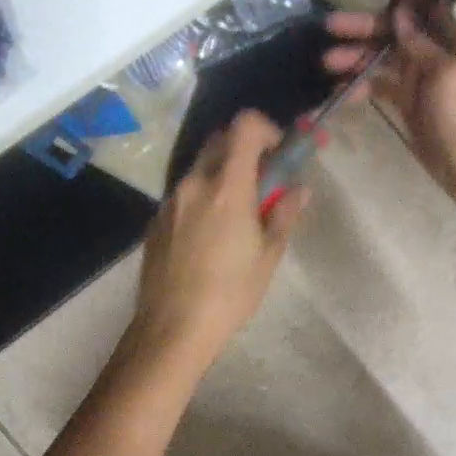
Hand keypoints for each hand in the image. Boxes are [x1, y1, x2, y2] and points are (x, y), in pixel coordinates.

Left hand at [130, 111, 307, 359]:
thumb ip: (284, 214)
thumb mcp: (269, 255)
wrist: (172, 328)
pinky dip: (203, 198)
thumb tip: (299, 190)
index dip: (267, 130)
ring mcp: (170, 201)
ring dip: (224, 175)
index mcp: (228, 187)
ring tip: (238, 216)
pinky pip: (185, 194)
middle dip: (246, 151)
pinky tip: (211, 237)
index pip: (244, 127)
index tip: (280, 154)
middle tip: (264, 183)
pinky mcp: (156, 221)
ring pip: (200, 168)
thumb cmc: (230, 292)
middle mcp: (195, 184)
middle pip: (220, 141)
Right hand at [323, 0, 455, 203]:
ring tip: (327, 62)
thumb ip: (422, 42)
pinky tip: (340, 88)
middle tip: (330, 26)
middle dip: (364, 26)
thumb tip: (401, 11)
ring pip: (383, 56)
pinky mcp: (406, 101)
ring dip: (356, 56)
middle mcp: (434, 55)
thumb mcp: (445, 74)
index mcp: (451, 42)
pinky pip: (379, 84)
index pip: (427, 4)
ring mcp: (419, 79)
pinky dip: (360, 84)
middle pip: (396, 30)